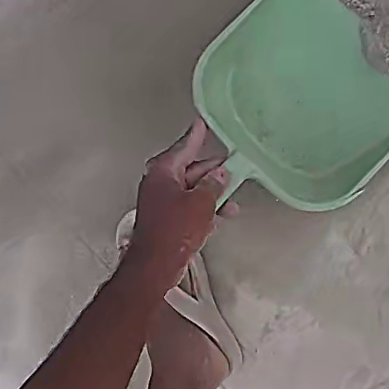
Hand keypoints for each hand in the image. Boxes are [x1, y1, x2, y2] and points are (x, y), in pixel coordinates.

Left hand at [124, 120, 228, 285]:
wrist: (157, 264)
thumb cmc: (171, 233)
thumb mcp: (202, 203)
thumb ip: (214, 185)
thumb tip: (221, 176)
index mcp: (163, 171)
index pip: (185, 146)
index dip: (197, 135)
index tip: (202, 124)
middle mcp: (159, 183)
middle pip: (191, 169)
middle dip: (213, 172)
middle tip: (231, 167)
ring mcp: (162, 202)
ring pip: (192, 190)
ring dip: (212, 194)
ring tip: (230, 199)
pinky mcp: (166, 219)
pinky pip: (189, 207)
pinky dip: (204, 209)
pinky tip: (218, 216)